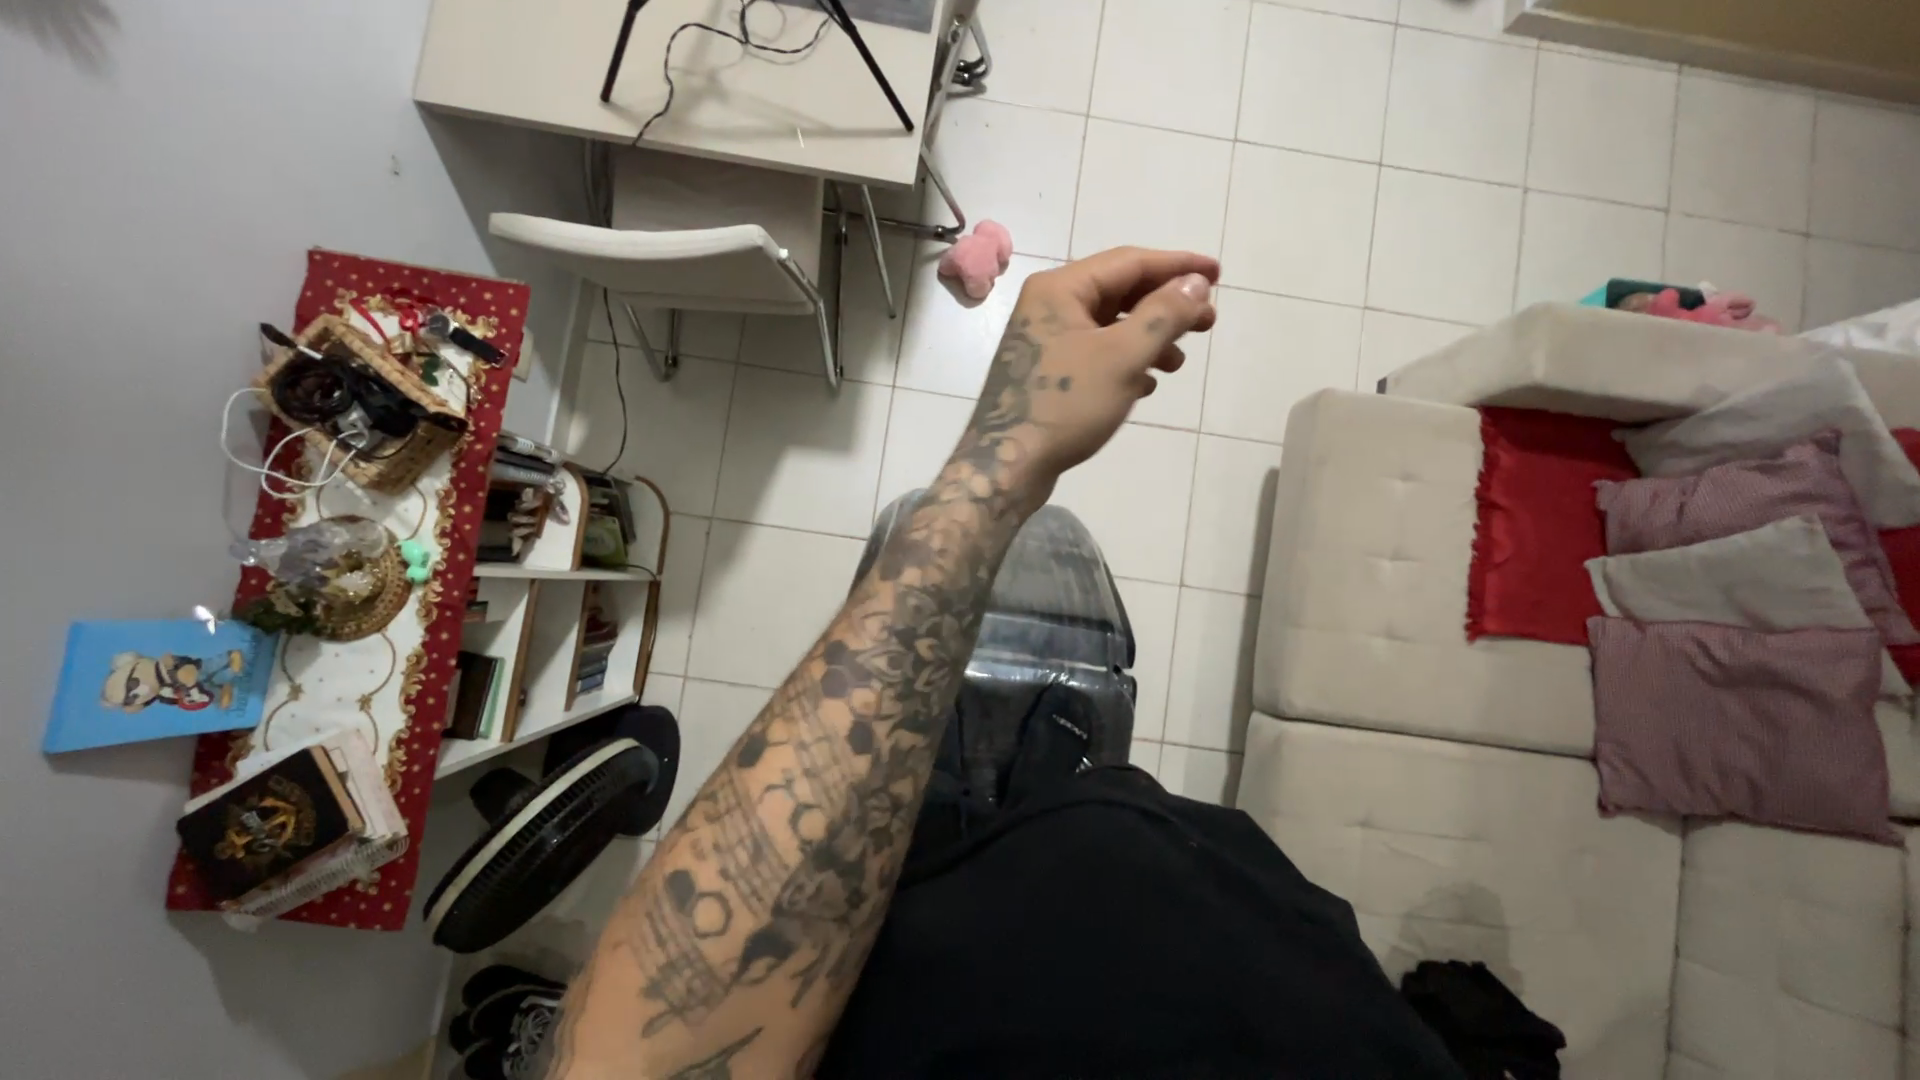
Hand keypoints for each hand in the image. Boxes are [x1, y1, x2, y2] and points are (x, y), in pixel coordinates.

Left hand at [952, 247, 1219, 513]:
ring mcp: (1043, 342)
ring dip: (1148, 339)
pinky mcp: (1046, 374)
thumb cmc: (1066, 405)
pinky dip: (1124, 363)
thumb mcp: (1123, 357)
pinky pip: (1094, 355)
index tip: (1217, 276)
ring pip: (1108, 327)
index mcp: (1059, 289)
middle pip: (1119, 293)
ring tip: (1178, 363)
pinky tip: (1146, 384)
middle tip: (1207, 323)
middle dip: (1166, 307)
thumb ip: (1163, 315)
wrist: (1008, 466)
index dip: (1177, 267)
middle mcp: (1047, 306)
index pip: (1129, 262)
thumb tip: (1195, 282)